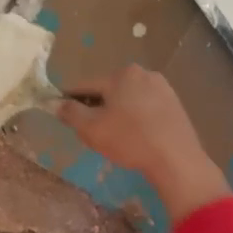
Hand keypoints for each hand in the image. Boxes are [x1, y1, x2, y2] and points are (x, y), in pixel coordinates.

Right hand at [59, 64, 232, 223]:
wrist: (176, 159)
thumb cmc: (129, 140)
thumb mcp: (90, 128)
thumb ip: (70, 113)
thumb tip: (56, 103)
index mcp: (120, 74)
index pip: (85, 86)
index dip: (70, 100)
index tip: (62, 115)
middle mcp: (143, 73)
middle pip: (108, 90)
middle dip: (96, 107)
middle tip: (91, 131)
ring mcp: (163, 87)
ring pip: (128, 99)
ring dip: (117, 113)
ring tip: (114, 136)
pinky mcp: (175, 104)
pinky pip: (146, 108)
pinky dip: (136, 118)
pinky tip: (136, 136)